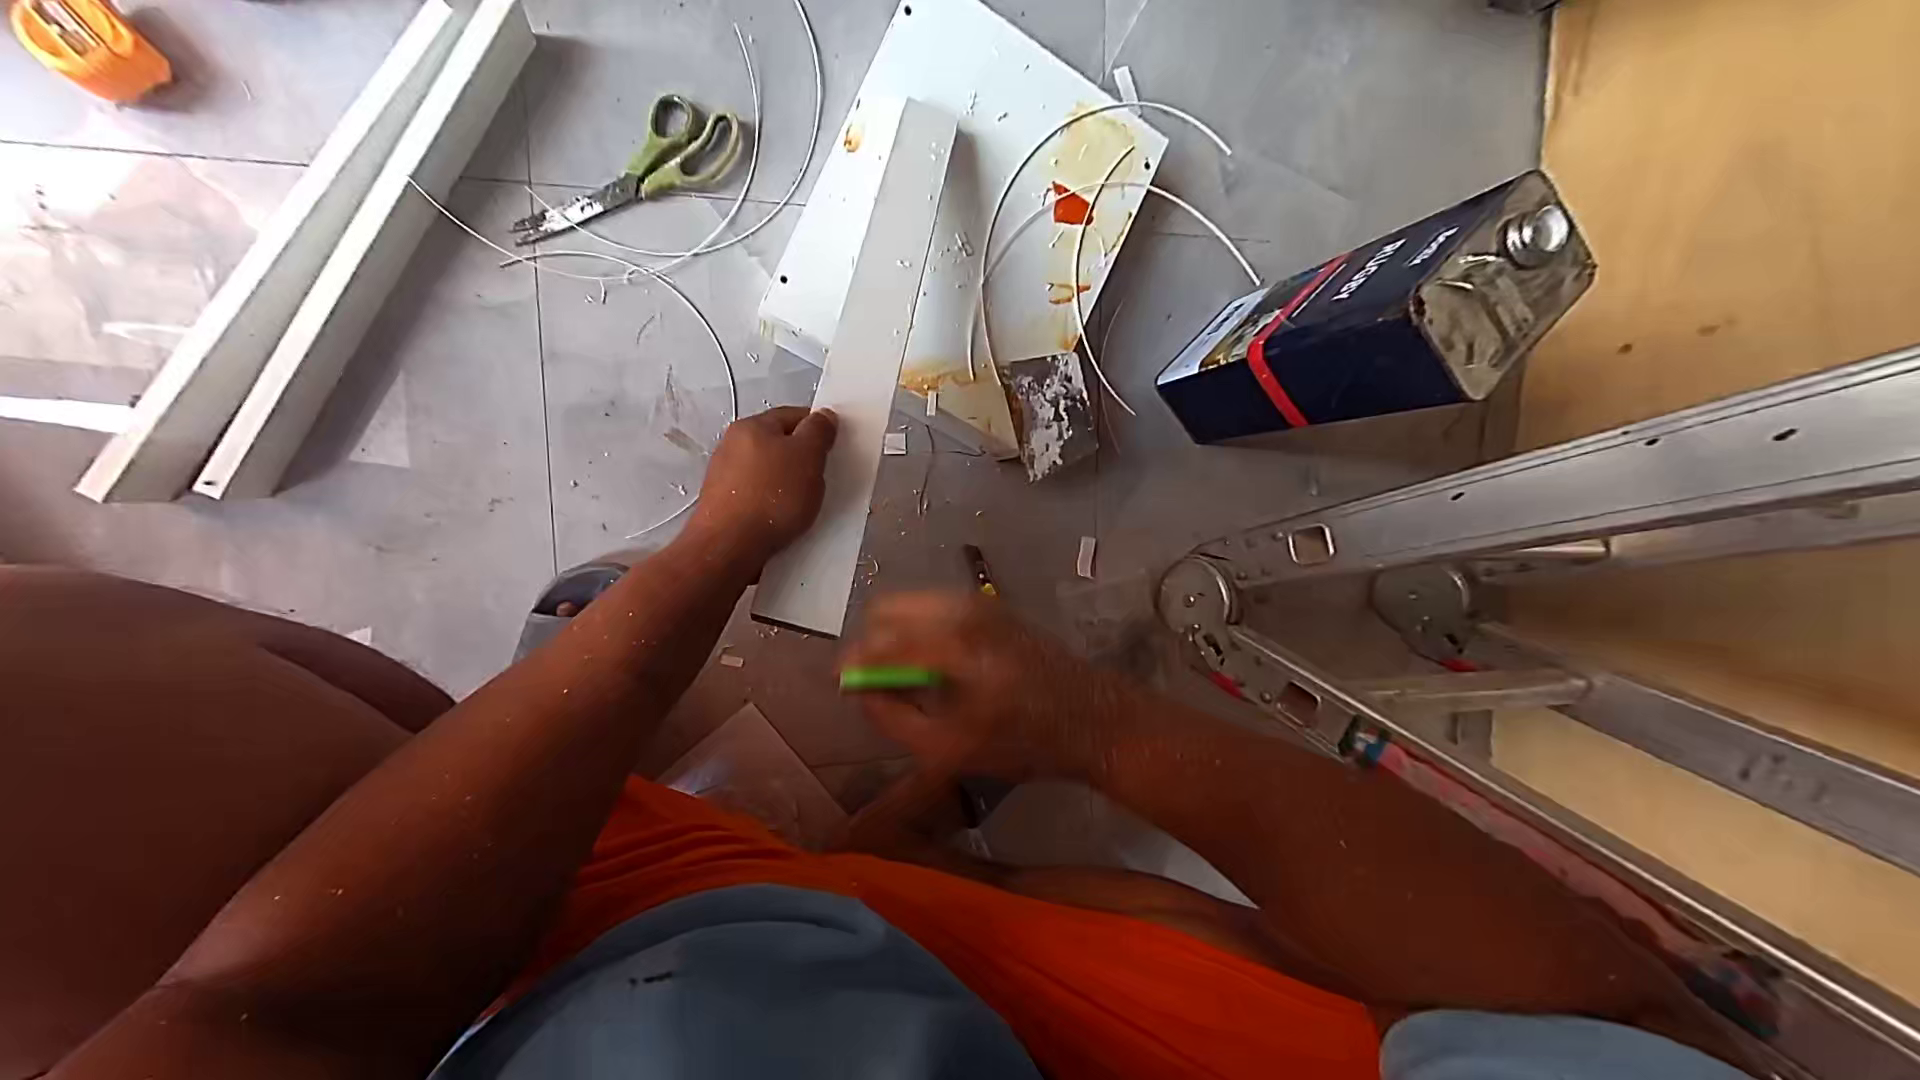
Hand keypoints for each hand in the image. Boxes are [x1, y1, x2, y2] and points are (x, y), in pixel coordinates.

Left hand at [686, 406, 836, 564]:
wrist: (730, 547)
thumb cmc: (768, 500)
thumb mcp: (808, 456)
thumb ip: (818, 431)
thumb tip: (822, 417)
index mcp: (752, 427)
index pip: (792, 416)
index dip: (817, 428)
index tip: (832, 444)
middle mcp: (733, 448)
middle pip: (779, 446)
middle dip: (803, 461)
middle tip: (820, 477)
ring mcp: (726, 478)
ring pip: (770, 476)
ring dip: (789, 488)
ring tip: (803, 505)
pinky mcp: (727, 507)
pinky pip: (761, 501)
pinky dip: (776, 508)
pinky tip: (785, 522)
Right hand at [839, 591, 1125, 780]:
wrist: (1091, 717)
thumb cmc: (1023, 743)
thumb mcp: (951, 749)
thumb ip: (894, 718)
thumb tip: (858, 690)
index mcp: (952, 648)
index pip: (880, 641)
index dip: (854, 664)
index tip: (845, 684)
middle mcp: (962, 611)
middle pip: (887, 609)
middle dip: (874, 644)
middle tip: (881, 682)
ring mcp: (979, 602)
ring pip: (910, 603)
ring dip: (897, 633)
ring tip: (910, 675)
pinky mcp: (991, 603)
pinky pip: (935, 604)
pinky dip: (921, 627)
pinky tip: (938, 663)